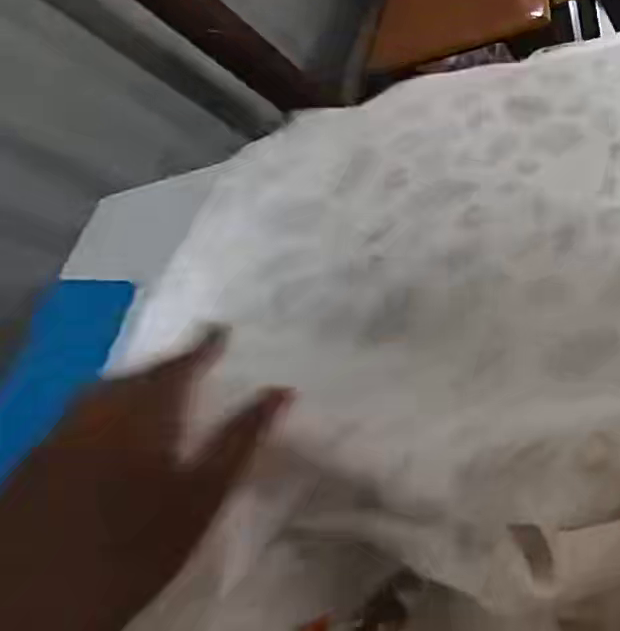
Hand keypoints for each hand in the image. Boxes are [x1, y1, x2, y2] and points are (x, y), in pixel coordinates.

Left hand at [0, 328, 289, 630]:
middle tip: (195, 360)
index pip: (172, 371)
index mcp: (137, 425)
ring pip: (89, 403)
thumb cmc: (138, 546)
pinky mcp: (26, 482)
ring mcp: (48, 457)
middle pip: (121, 382)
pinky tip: (117, 432)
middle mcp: (87, 430)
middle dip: (158, 366)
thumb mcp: (205, 494)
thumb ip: (241, 437)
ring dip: (127, 388)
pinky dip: (102, 414)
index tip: (222, 330)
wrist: (31, 615)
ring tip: (160, 391)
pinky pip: (70, 428)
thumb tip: (280, 389)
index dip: (199, 348)